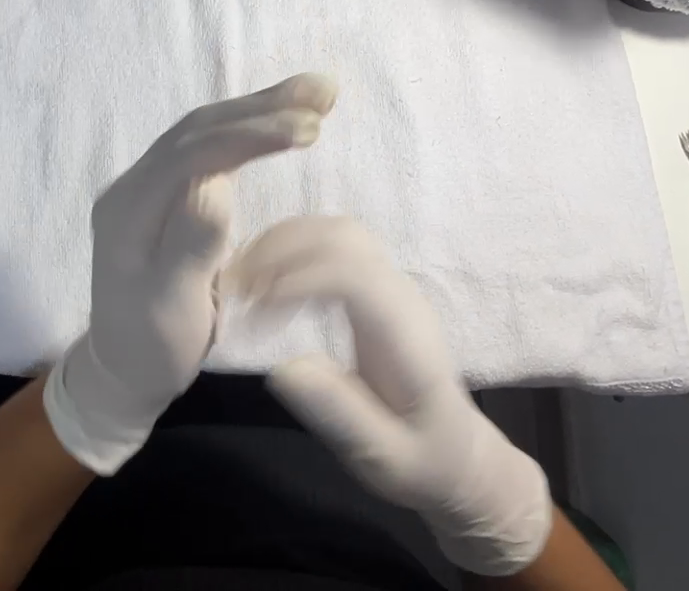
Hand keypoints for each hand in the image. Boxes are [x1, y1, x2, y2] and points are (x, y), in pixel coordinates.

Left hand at [44, 73, 338, 474]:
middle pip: (197, 128)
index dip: (246, 137)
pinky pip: (211, 145)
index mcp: (127, 211)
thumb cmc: (152, 345)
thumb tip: (217, 186)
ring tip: (317, 91)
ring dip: (260, 106)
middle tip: (322, 91)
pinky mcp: (170, 187)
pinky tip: (283, 114)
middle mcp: (134, 184)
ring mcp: (149, 182)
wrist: (125, 364)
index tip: (304, 128)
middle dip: (261, 106)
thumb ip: (189, 247)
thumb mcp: (170, 308)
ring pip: (206, 129)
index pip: (189, 155)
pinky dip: (251, 125)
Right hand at [226, 216, 553, 576]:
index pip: (353, 275)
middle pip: (342, 238)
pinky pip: (331, 243)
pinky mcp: (372, 284)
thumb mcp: (384, 458)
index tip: (253, 314)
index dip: (297, 280)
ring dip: (282, 243)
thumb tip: (282, 369)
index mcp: (405, 333)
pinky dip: (290, 247)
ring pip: (334, 230)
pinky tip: (263, 279)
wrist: (454, 451)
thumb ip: (341, 416)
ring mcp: (387, 283)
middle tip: (234, 290)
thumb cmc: (421, 459)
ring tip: (241, 281)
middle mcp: (399, 294)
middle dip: (281, 251)